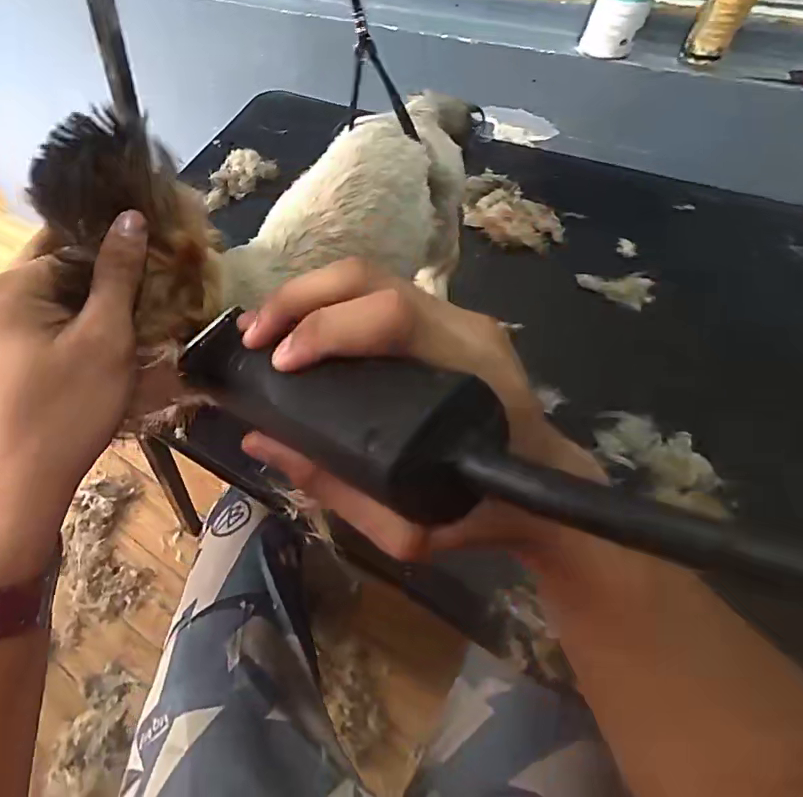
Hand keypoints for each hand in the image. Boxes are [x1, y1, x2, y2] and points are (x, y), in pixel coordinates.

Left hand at [0, 211, 146, 583]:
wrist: (23, 487)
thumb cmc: (67, 408)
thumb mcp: (104, 336)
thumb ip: (117, 272)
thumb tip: (130, 215)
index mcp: (15, 284)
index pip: (71, 236)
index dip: (117, 237)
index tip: (162, 244)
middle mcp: (0, 298)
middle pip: (66, 263)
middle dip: (113, 269)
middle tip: (163, 277)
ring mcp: (3, 328)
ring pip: (65, 294)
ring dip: (104, 297)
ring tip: (151, 302)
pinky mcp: (14, 353)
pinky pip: (57, 320)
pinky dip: (88, 321)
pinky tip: (121, 332)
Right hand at [237, 259, 605, 563]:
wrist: (549, 492)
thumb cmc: (483, 512)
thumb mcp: (407, 526)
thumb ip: (334, 485)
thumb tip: (259, 439)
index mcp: (466, 370)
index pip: (391, 316)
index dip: (326, 329)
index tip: (279, 365)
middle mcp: (463, 326)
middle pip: (371, 278)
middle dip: (299, 298)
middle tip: (252, 337)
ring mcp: (458, 314)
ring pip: (370, 276)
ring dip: (307, 295)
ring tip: (264, 329)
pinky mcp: (447, 316)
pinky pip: (378, 292)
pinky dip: (330, 303)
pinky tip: (302, 327)